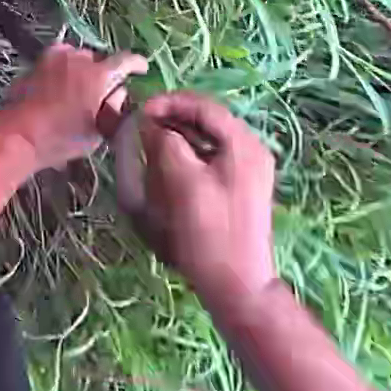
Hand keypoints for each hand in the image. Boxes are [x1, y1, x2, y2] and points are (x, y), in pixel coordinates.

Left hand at [0, 43, 147, 169]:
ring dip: (83, 67)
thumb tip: (119, 92)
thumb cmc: (62, 137)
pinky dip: (65, 66)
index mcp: (98, 74)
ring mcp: (55, 57)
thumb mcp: (98, 130)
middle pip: (99, 58)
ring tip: (82, 86)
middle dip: (105, 71)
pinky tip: (63, 80)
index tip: (142, 67)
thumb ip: (114, 108)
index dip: (137, 63)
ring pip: (77, 56)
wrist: (20, 132)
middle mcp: (78, 58)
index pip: (125, 60)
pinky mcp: (37, 62)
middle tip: (105, 90)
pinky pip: (58, 57)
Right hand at [131, 92, 277, 315]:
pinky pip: (208, 156)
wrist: (238, 288)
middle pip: (206, 119)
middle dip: (171, 118)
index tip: (140, 112)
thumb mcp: (181, 180)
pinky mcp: (238, 187)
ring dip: (176, 135)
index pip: (203, 105)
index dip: (168, 103)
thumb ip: (163, 141)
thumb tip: (147, 121)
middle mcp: (250, 150)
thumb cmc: (210, 231)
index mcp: (243, 144)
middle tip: (141, 125)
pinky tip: (166, 164)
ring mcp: (247, 170)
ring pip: (206, 137)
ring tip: (149, 143)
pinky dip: (185, 153)